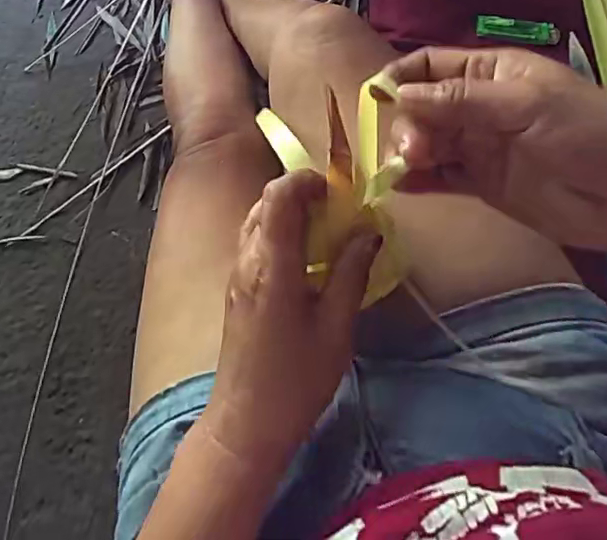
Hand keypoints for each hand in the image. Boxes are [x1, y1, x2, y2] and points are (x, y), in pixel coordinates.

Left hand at [200, 170, 381, 470]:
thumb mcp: (336, 329)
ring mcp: (237, 270)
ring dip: (290, 210)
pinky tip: (306, 255)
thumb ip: (351, 273)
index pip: (279, 196)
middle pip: (267, 200)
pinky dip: (280, 229)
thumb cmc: (296, 380)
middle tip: (337, 209)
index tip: (337, 191)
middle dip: (302, 193)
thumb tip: (369, 232)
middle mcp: (248, 258)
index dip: (307, 181)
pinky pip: (256, 238)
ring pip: (259, 217)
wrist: (245, 425)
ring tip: (325, 229)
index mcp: (272, 264)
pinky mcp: (237, 284)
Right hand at [381, 46, 606, 251]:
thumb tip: (400, 93)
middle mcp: (476, 105)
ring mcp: (479, 146)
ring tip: (404, 167)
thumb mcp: (526, 106)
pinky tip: (401, 187)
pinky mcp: (482, 184)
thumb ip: (462, 101)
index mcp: (488, 72)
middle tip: (412, 149)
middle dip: (407, 121)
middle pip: (421, 105)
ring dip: (408, 151)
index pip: (429, 65)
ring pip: (427, 141)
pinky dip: (419, 180)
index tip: (375, 98)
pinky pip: (441, 177)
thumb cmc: (587, 133)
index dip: (400, 77)